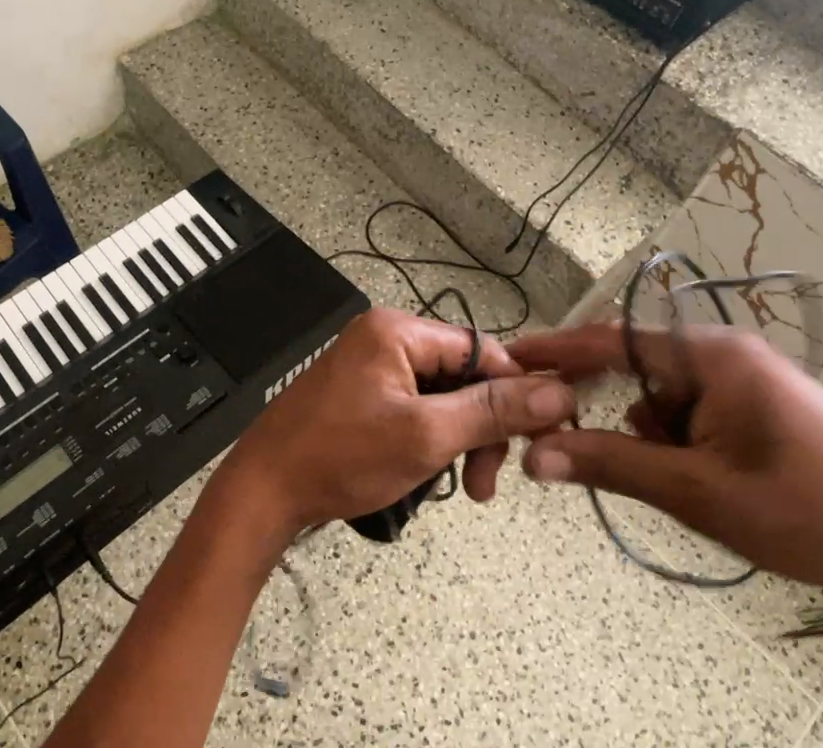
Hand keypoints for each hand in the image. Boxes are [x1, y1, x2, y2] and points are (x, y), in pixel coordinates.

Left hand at [217, 308, 577, 533]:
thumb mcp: (426, 436)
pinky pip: (415, 410)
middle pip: (464, 376)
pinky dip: (431, 442)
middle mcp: (385, 338)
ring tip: (462, 488)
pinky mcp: (361, 396)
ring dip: (459, 441)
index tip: (537, 441)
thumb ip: (493, 412)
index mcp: (398, 331)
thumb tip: (559, 392)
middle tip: (484, 483)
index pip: (483, 350)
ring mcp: (370, 367)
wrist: (264, 491)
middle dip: (482, 429)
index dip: (516, 393)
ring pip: (442, 398)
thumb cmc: (340, 457)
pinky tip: (429, 475)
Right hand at [509, 322, 822, 609]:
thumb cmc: (809, 512)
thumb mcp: (697, 492)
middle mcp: (725, 354)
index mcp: (711, 356)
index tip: (505, 359)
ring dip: (648, 436)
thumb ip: (610, 464)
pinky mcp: (759, 407)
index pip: (609, 340)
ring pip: (661, 398)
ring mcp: (746, 379)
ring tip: (679, 485)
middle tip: (563, 440)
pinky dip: (678, 443)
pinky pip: (691, 413)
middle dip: (604, 409)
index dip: (553, 351)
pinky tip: (702, 483)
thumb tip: (533, 456)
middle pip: (632, 368)